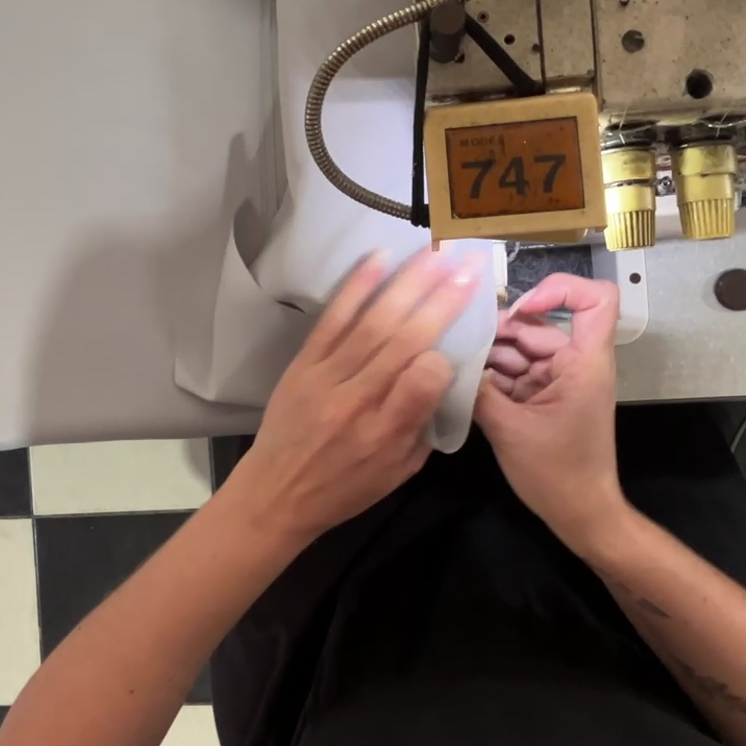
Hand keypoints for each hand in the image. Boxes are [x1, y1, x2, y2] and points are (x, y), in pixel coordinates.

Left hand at [223, 247, 485, 541]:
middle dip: (441, 299)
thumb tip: (443, 372)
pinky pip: (332, 319)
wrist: (276, 493)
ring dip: (408, 283)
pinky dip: (356, 287)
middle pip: (403, 342)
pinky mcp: (303, 363)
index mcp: (385, 435)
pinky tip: (379, 259)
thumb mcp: (399, 472)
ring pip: (373, 323)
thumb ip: (424, 423)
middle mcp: (356, 402)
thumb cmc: (345, 487)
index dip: (442, 360)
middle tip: (469, 263)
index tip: (453, 347)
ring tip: (435, 253)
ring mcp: (326, 378)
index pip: (422, 383)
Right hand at [474, 273, 627, 549]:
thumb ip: (477, 389)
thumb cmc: (557, 473)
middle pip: (537, 326)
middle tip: (459, 347)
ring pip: (520, 349)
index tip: (520, 308)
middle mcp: (575, 364)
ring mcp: (559, 380)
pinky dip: (491, 376)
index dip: (561, 289)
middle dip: (497, 333)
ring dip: (489, 357)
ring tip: (454, 366)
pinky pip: (516, 372)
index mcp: (584, 363)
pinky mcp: (544, 396)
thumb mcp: (509, 429)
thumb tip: (445, 358)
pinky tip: (463, 382)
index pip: (596, 301)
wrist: (580, 516)